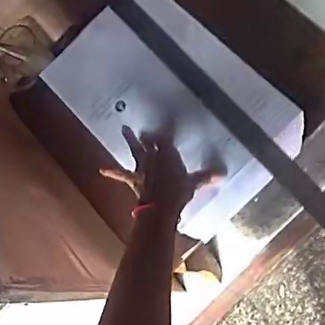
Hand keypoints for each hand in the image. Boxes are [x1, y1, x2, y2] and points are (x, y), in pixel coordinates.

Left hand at [100, 127, 219, 219]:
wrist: (159, 205)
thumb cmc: (178, 192)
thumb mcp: (194, 183)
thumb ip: (206, 176)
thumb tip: (222, 174)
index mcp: (169, 155)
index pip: (168, 138)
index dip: (168, 129)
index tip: (170, 119)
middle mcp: (154, 157)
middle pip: (150, 142)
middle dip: (147, 134)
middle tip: (144, 126)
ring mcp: (142, 167)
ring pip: (136, 150)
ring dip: (130, 140)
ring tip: (123, 129)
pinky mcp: (134, 178)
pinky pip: (121, 175)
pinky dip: (112, 172)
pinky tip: (102, 169)